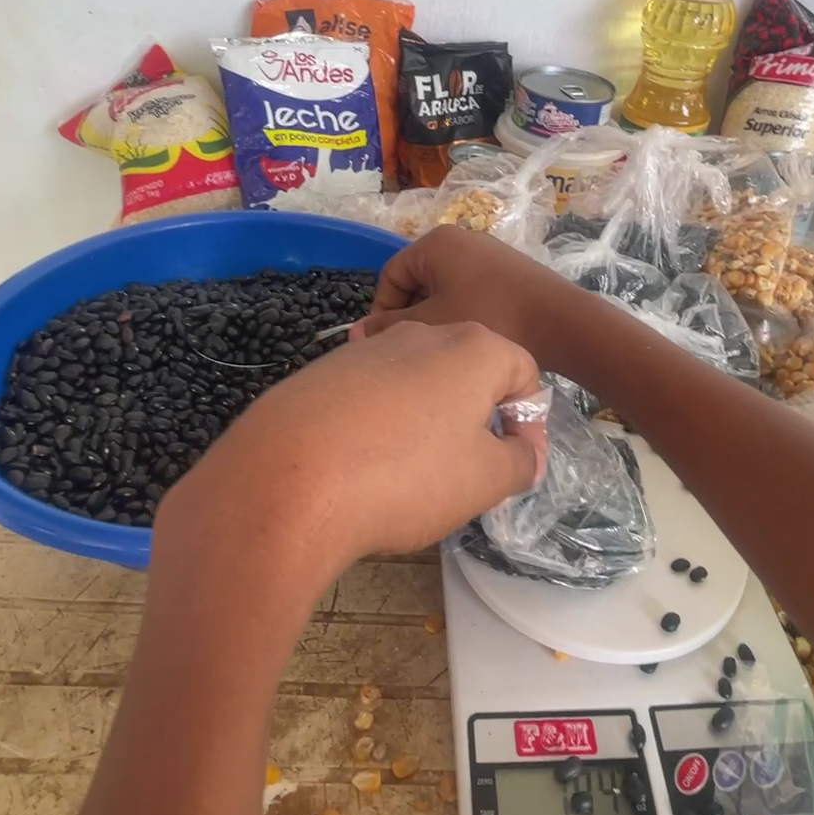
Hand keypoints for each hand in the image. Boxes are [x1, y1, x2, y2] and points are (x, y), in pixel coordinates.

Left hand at [161, 320, 548, 562]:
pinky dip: (379, 425)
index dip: (529, 420)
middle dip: (476, 418)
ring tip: (409, 475)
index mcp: (471, 347)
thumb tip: (524, 452)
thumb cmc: (406, 476)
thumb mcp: (484, 480)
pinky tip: (361, 466)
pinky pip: (369, 397)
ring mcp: (365, 349)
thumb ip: (519, 462)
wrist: (285, 481)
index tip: (517, 463)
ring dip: (426, 422)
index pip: (523, 372)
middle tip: (468, 471)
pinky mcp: (321, 372)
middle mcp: (420, 333)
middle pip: (467, 371)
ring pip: (416, 383)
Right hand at [352, 226, 595, 353]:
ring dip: (435, 320)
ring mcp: (486, 255)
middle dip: (409, 318)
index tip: (384, 345)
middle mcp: (460, 240)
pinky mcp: (506, 274)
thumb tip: (355, 333)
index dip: (381, 312)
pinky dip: (461, 316)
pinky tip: (468, 345)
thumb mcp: (433, 324)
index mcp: (436, 243)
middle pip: (416, 282)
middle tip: (412, 352)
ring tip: (441, 352)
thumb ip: (389, 327)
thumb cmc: (492, 318)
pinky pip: (468, 293)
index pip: (390, 277)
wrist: (561, 323)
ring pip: (442, 291)